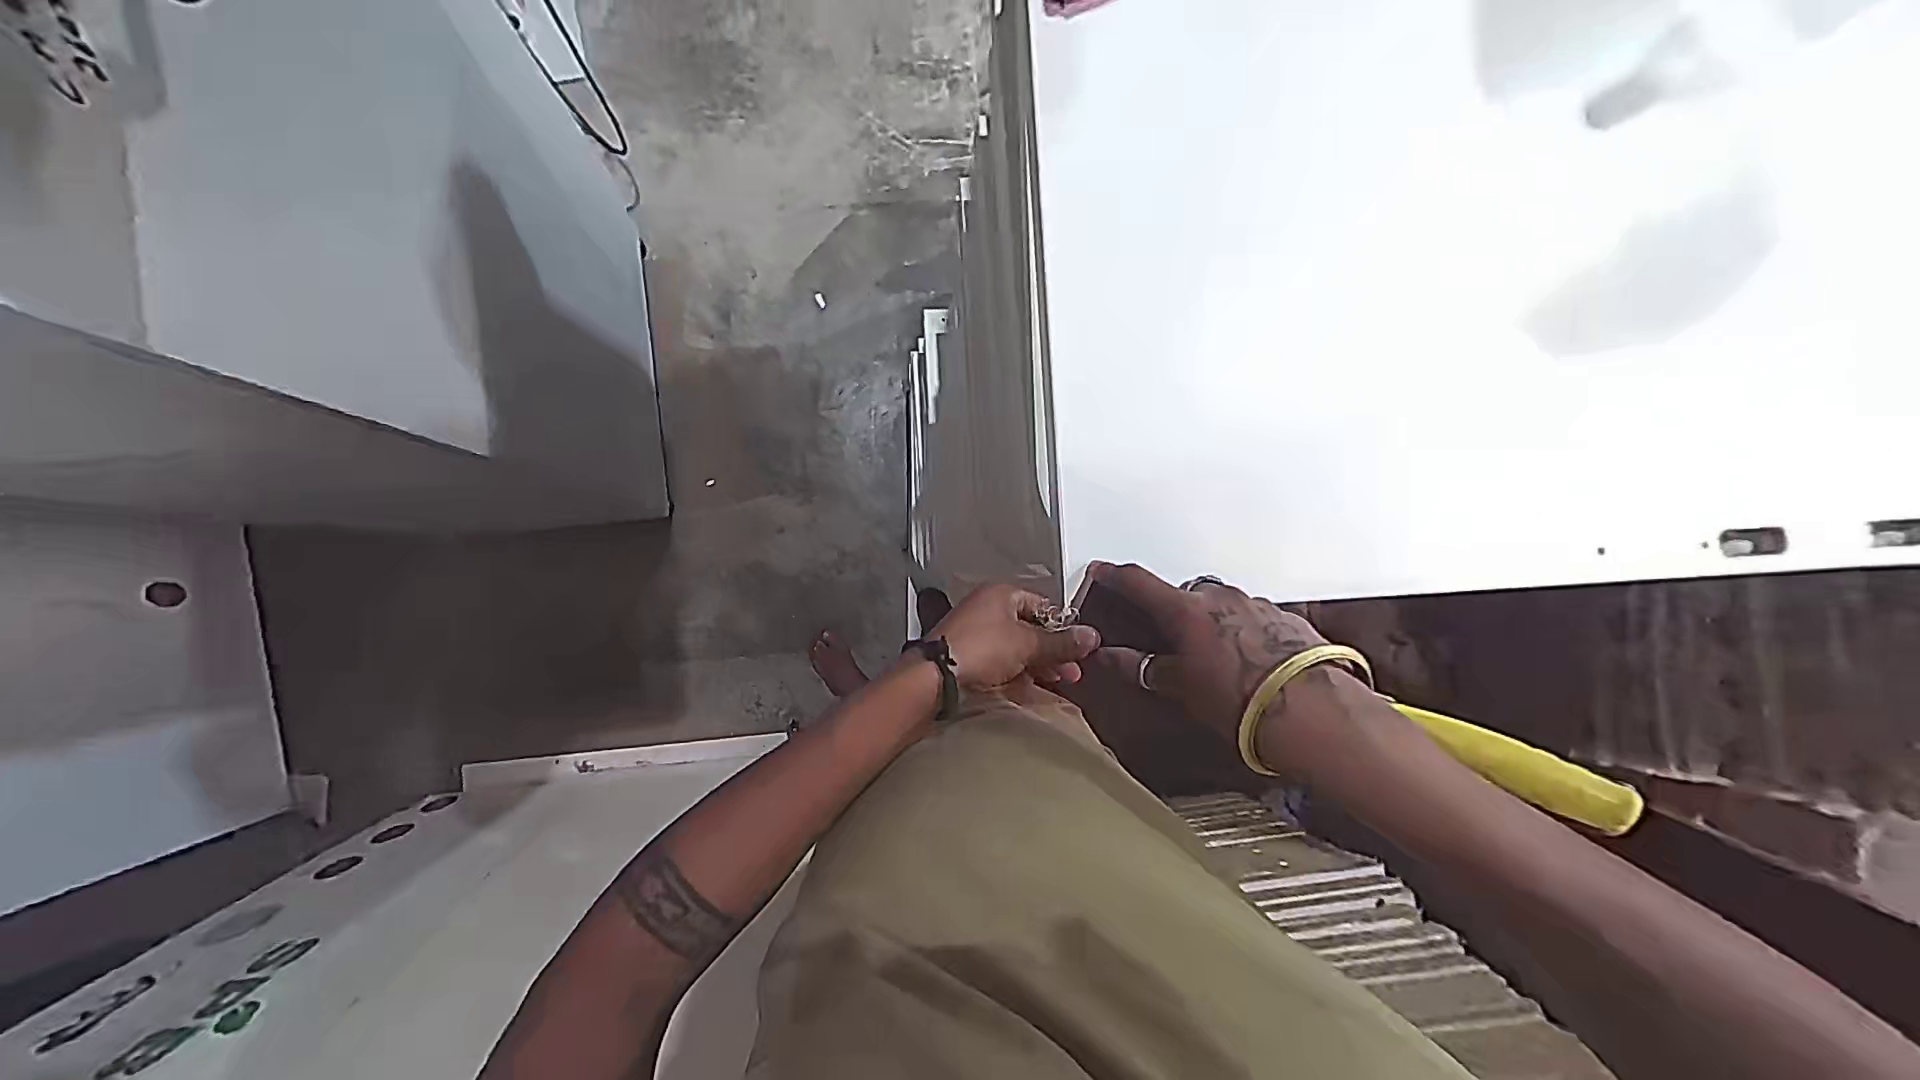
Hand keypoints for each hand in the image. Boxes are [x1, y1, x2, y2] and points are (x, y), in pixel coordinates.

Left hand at [929, 584, 1100, 691]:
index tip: (1078, 646)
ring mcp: (976, 634)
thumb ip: (1060, 642)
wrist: (935, 678)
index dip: (1062, 626)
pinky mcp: (968, 658)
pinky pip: (1001, 664)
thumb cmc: (980, 648)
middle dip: (1053, 651)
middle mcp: (987, 610)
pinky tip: (1032, 690)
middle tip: (1072, 670)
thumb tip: (1091, 636)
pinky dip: (1018, 675)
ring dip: (1038, 665)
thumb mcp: (1028, 644)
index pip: (1042, 605)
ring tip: (1058, 682)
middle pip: (1030, 628)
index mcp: (1001, 594)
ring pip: (1016, 648)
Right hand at [1088, 562, 1328, 740]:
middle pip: (1185, 594)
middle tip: (1175, 644)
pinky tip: (1251, 663)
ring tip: (1218, 662)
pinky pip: (1255, 618)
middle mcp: (1221, 597)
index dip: (1116, 576)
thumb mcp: (1181, 688)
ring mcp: (1256, 604)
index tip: (1104, 572)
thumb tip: (1114, 660)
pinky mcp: (1286, 619)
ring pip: (1223, 606)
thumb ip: (1144, 668)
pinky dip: (1247, 634)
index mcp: (1186, 610)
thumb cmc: (1246, 701)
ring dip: (1215, 624)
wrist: (1314, 713)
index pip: (1139, 582)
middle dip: (1176, 613)